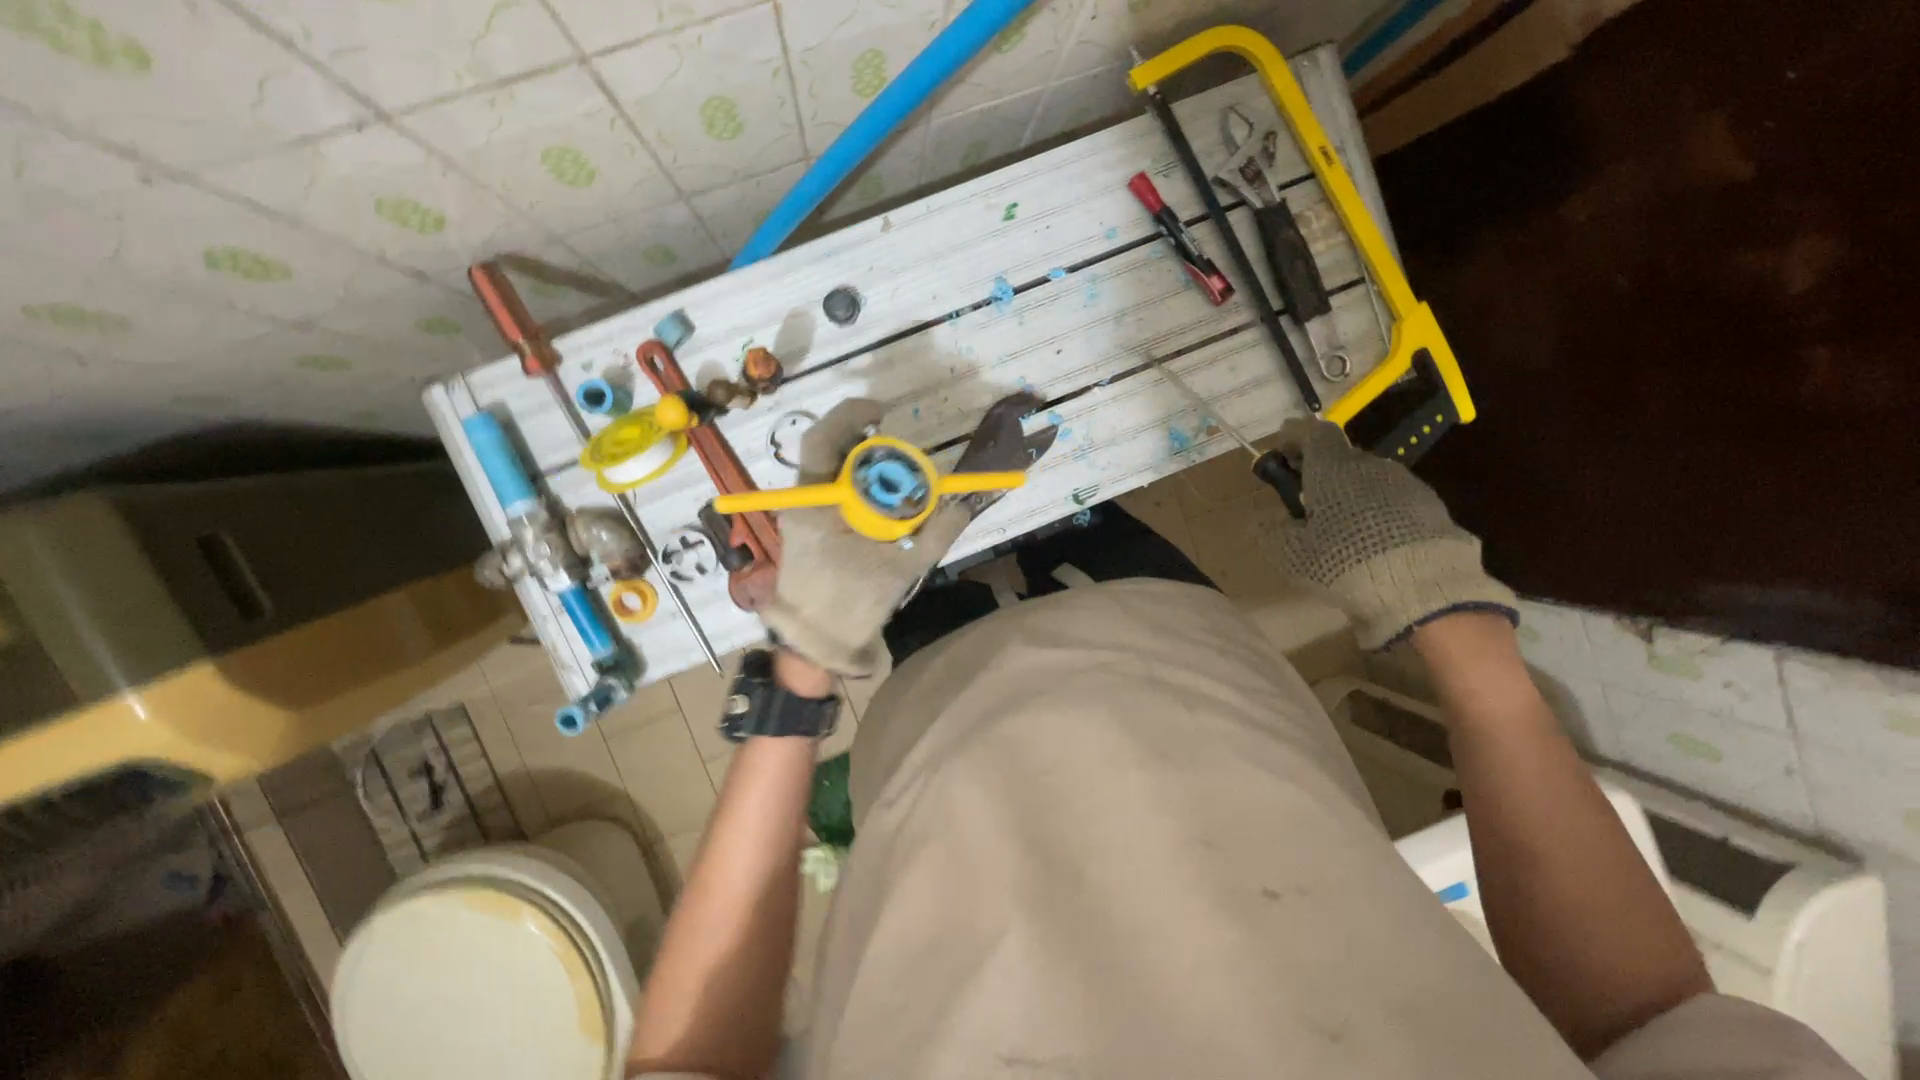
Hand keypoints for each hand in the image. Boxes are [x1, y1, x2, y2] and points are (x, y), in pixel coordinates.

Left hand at [758, 399, 968, 675]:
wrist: (814, 642)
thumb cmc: (849, 605)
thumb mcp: (899, 571)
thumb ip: (933, 536)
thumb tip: (961, 506)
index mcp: (814, 505)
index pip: (822, 441)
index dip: (850, 416)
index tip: (884, 413)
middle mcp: (803, 500)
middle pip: (831, 450)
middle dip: (868, 444)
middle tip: (903, 452)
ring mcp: (805, 512)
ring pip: (835, 470)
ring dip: (867, 466)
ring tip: (900, 478)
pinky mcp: (812, 525)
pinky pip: (837, 491)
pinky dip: (863, 487)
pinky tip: (887, 502)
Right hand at [1256, 418, 1515, 648]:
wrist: (1422, 585)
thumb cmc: (1344, 562)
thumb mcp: (1292, 555)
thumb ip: (1273, 531)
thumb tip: (1266, 518)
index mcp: (1333, 469)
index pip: (1315, 433)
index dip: (1297, 436)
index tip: (1284, 450)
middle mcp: (1370, 467)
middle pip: (1342, 459)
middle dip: (1324, 473)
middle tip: (1311, 502)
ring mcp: (1406, 484)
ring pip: (1371, 481)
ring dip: (1354, 496)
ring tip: (1347, 530)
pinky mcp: (1432, 506)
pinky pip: (1396, 502)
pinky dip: (1381, 514)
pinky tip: (1379, 544)